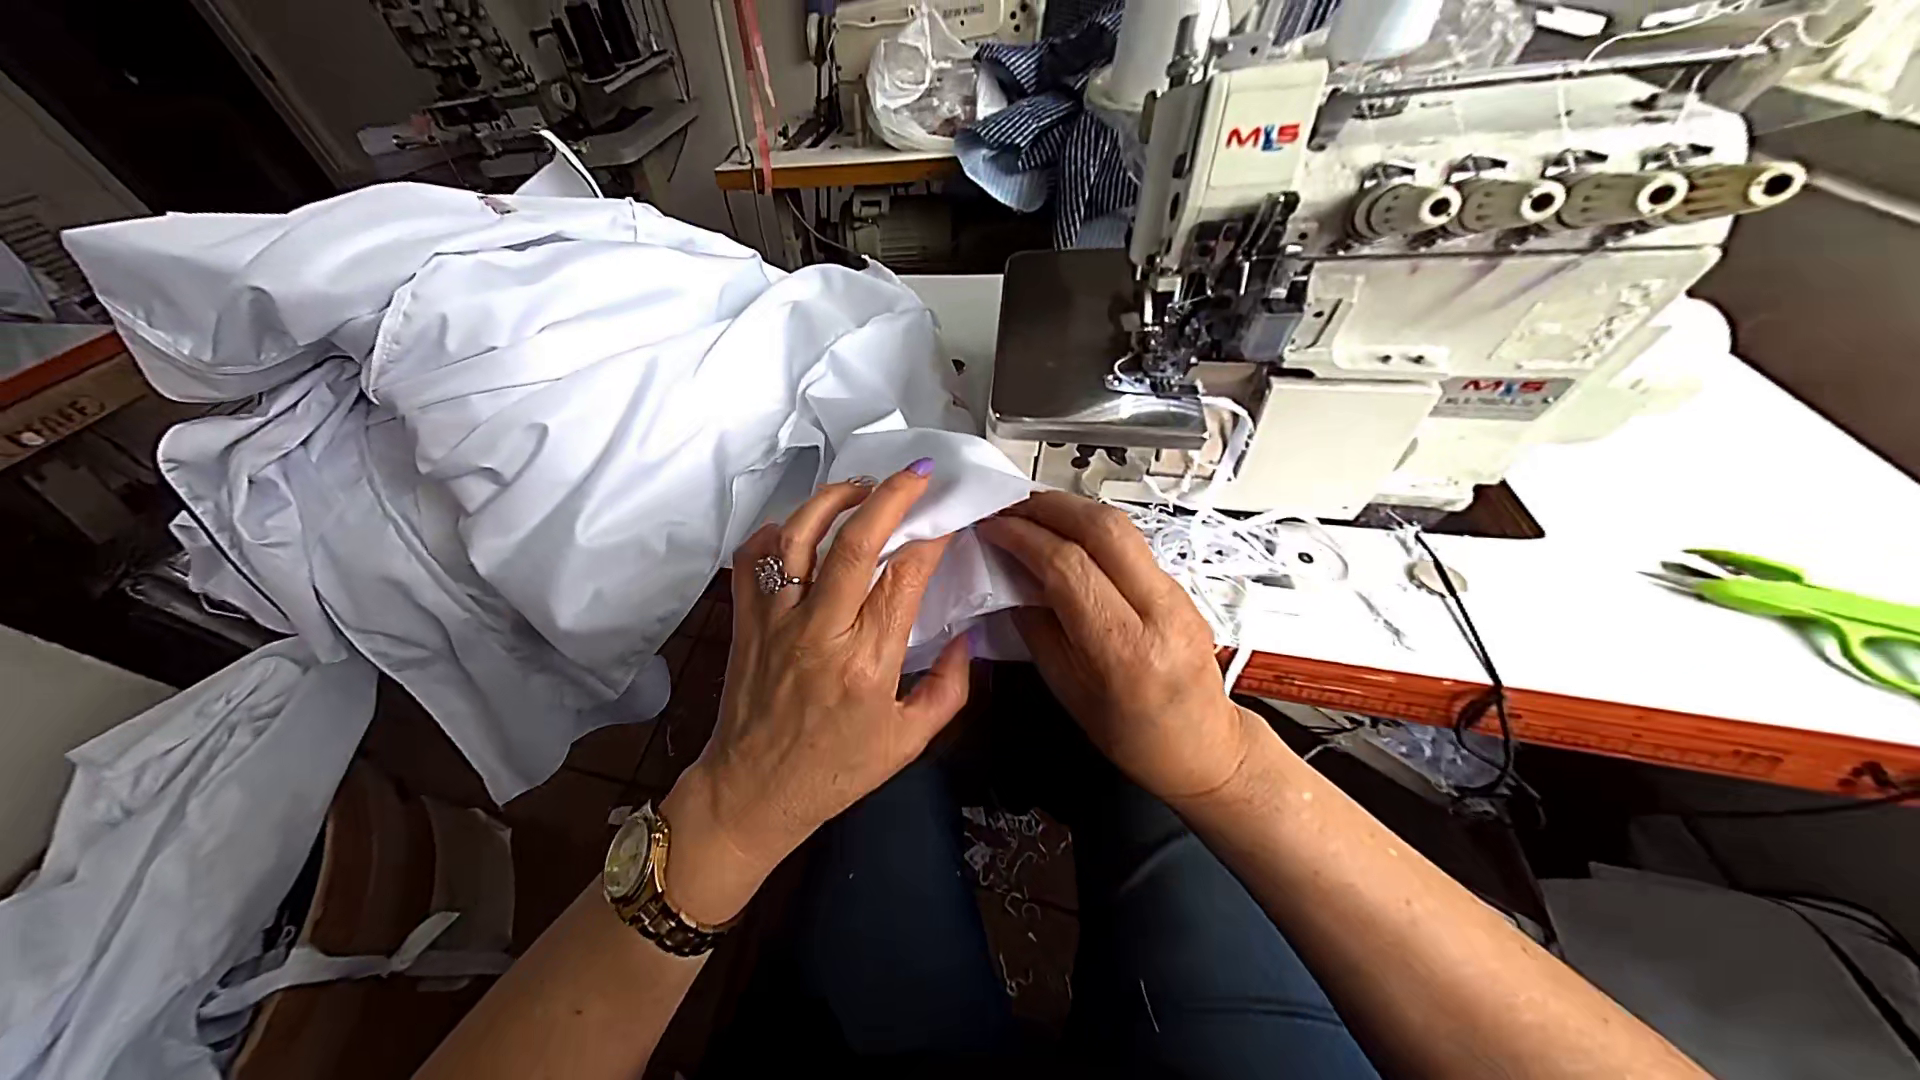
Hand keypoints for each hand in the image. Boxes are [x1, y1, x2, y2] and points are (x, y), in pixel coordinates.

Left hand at [660, 461, 969, 923]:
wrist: (751, 793)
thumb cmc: (835, 770)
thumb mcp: (909, 741)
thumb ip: (950, 687)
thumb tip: (966, 636)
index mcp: (867, 661)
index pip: (904, 577)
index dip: (931, 537)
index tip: (948, 516)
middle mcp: (820, 631)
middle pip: (855, 543)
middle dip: (891, 497)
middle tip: (917, 474)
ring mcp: (775, 621)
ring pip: (799, 538)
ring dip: (833, 499)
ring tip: (862, 485)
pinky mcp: (744, 621)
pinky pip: (751, 558)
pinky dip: (776, 531)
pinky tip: (802, 526)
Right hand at [976, 491, 1251, 803]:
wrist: (1201, 745)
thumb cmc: (1132, 734)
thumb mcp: (1066, 686)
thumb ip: (1036, 623)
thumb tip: (1010, 573)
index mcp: (1125, 649)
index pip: (1068, 566)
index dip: (1022, 537)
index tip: (993, 528)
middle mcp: (1160, 613)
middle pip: (1102, 528)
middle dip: (1047, 507)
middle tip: (1009, 507)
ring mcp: (1178, 595)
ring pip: (1121, 526)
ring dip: (1070, 510)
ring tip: (1032, 514)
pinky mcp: (1181, 586)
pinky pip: (1131, 542)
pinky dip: (1090, 528)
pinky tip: (1065, 534)